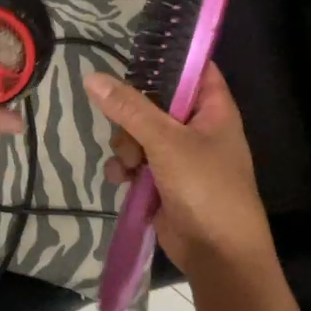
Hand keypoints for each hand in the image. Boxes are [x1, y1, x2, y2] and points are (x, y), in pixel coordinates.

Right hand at [84, 64, 273, 279]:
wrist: (218, 253)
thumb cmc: (206, 188)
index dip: (169, 60)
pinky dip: (126, 168)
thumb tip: (92, 78)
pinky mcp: (164, 181)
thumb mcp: (166, 142)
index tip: (134, 57)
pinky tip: (121, 179)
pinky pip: (136, 162)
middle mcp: (198, 128)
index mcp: (214, 110)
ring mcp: (180, 156)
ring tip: (129, 164)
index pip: (194, 69)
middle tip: (128, 128)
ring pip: (139, 133)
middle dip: (132, 115)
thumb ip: (129, 108)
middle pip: (155, 101)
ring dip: (126, 146)